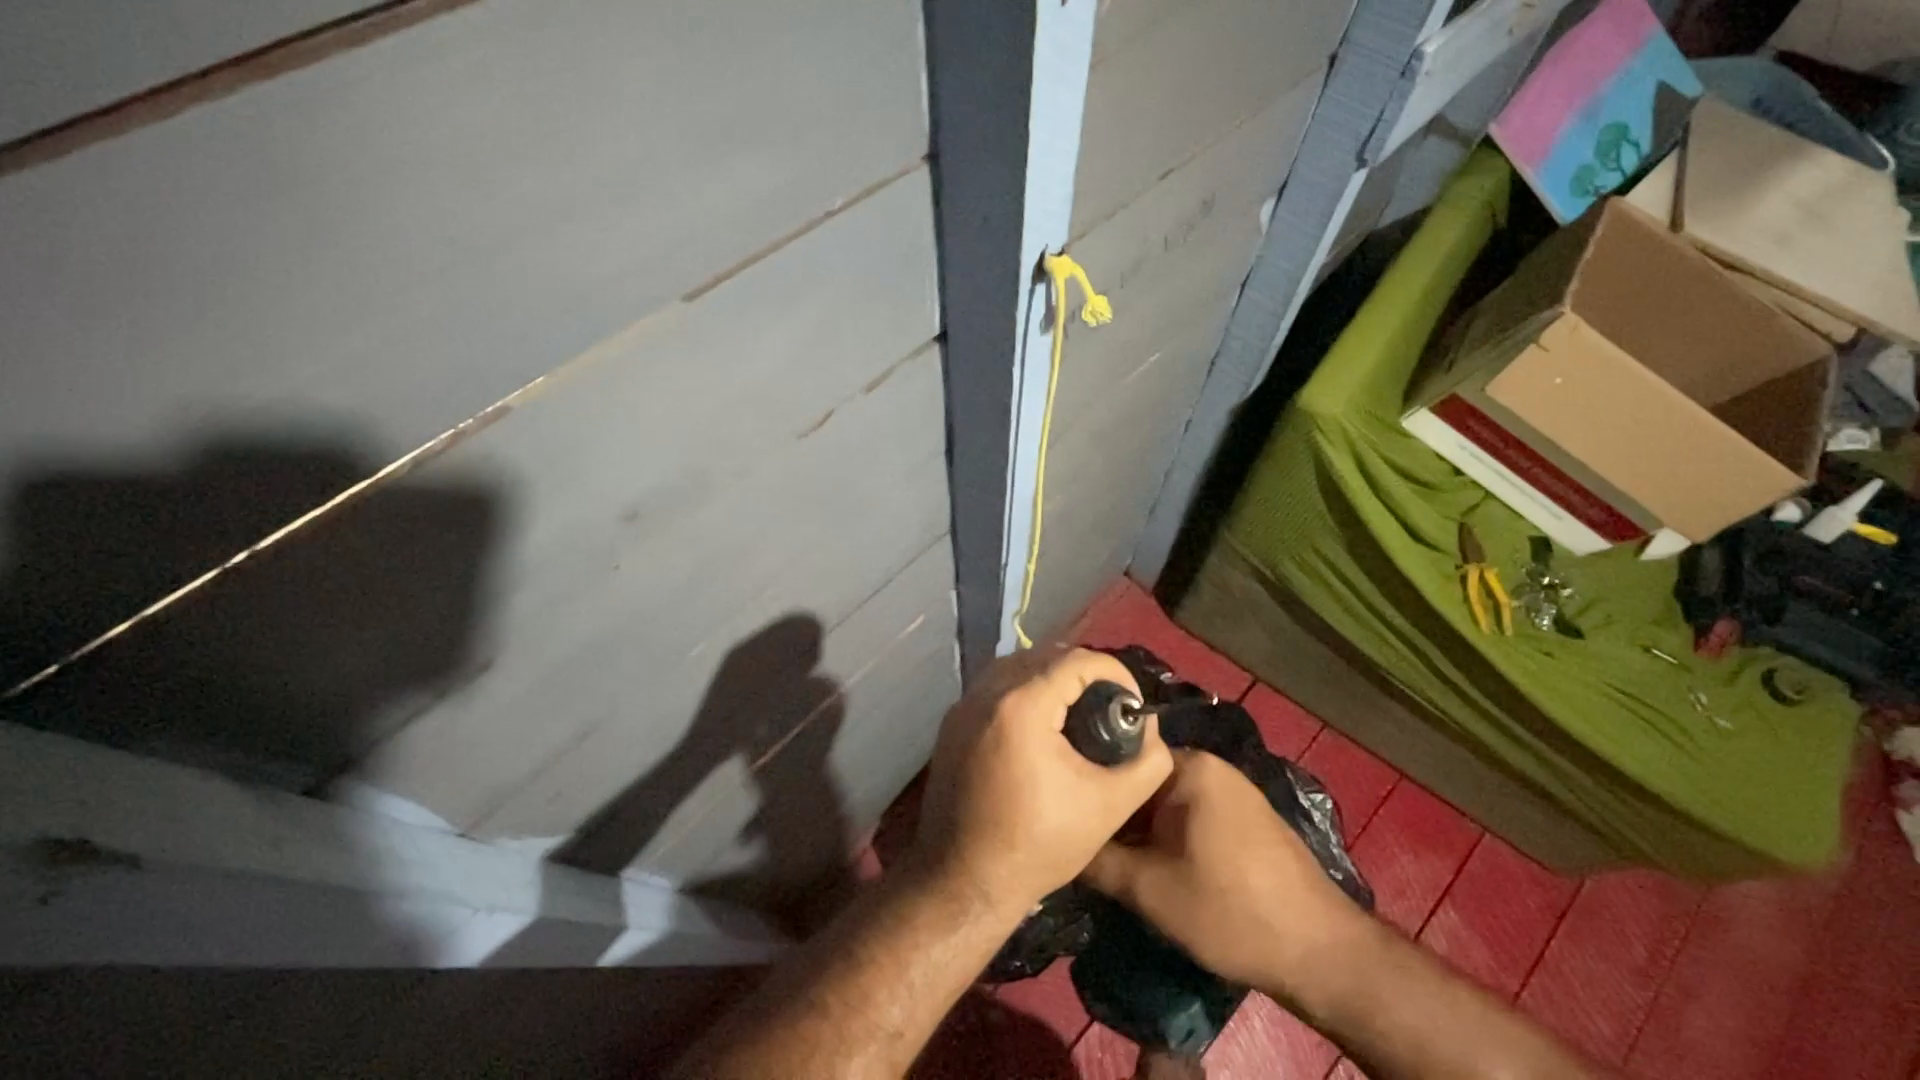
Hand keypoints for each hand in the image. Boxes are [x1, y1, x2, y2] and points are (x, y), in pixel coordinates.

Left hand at [913, 646, 1172, 916]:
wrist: (963, 882)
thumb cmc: (1039, 846)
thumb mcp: (1109, 806)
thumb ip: (1147, 762)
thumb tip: (1153, 733)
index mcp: (1020, 706)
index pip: (1077, 660)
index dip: (1115, 672)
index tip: (1132, 703)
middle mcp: (985, 695)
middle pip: (1044, 657)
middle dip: (1083, 673)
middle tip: (1110, 706)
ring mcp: (961, 709)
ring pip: (1014, 668)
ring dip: (1050, 680)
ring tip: (1079, 713)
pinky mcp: (950, 727)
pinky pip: (993, 690)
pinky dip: (1022, 693)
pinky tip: (1042, 729)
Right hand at [1083, 749, 1366, 994]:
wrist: (1319, 953)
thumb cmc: (1229, 911)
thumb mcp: (1147, 888)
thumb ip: (1095, 860)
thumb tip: (1058, 843)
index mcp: (1190, 766)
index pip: (1118, 756)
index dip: (1085, 783)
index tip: (1060, 808)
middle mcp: (1212, 768)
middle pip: (1140, 779)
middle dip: (1110, 810)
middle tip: (1074, 837)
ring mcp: (1232, 794)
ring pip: (1163, 802)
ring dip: (1136, 827)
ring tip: (1101, 853)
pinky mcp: (1244, 822)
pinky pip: (1187, 816)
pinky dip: (1163, 836)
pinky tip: (1145, 864)